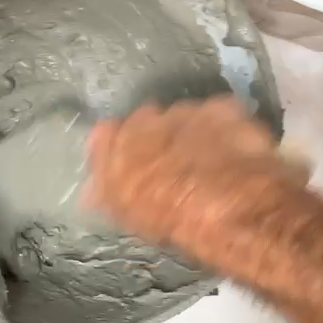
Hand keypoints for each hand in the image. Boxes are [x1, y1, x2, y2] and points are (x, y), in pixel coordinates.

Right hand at [85, 96, 306, 250]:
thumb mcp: (123, 211)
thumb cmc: (166, 214)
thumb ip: (105, 191)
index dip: (117, 151)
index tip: (128, 168)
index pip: (103, 136)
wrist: (224, 205)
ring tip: (204, 162)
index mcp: (111, 140)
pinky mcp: (221, 108)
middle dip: (154, 138)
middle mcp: (142, 117)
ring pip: (181, 118)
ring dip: (188, 134)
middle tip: (168, 166)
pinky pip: (218, 115)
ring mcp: (182, 110)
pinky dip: (223, 129)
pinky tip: (231, 152)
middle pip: (144, 122)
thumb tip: (91, 190)